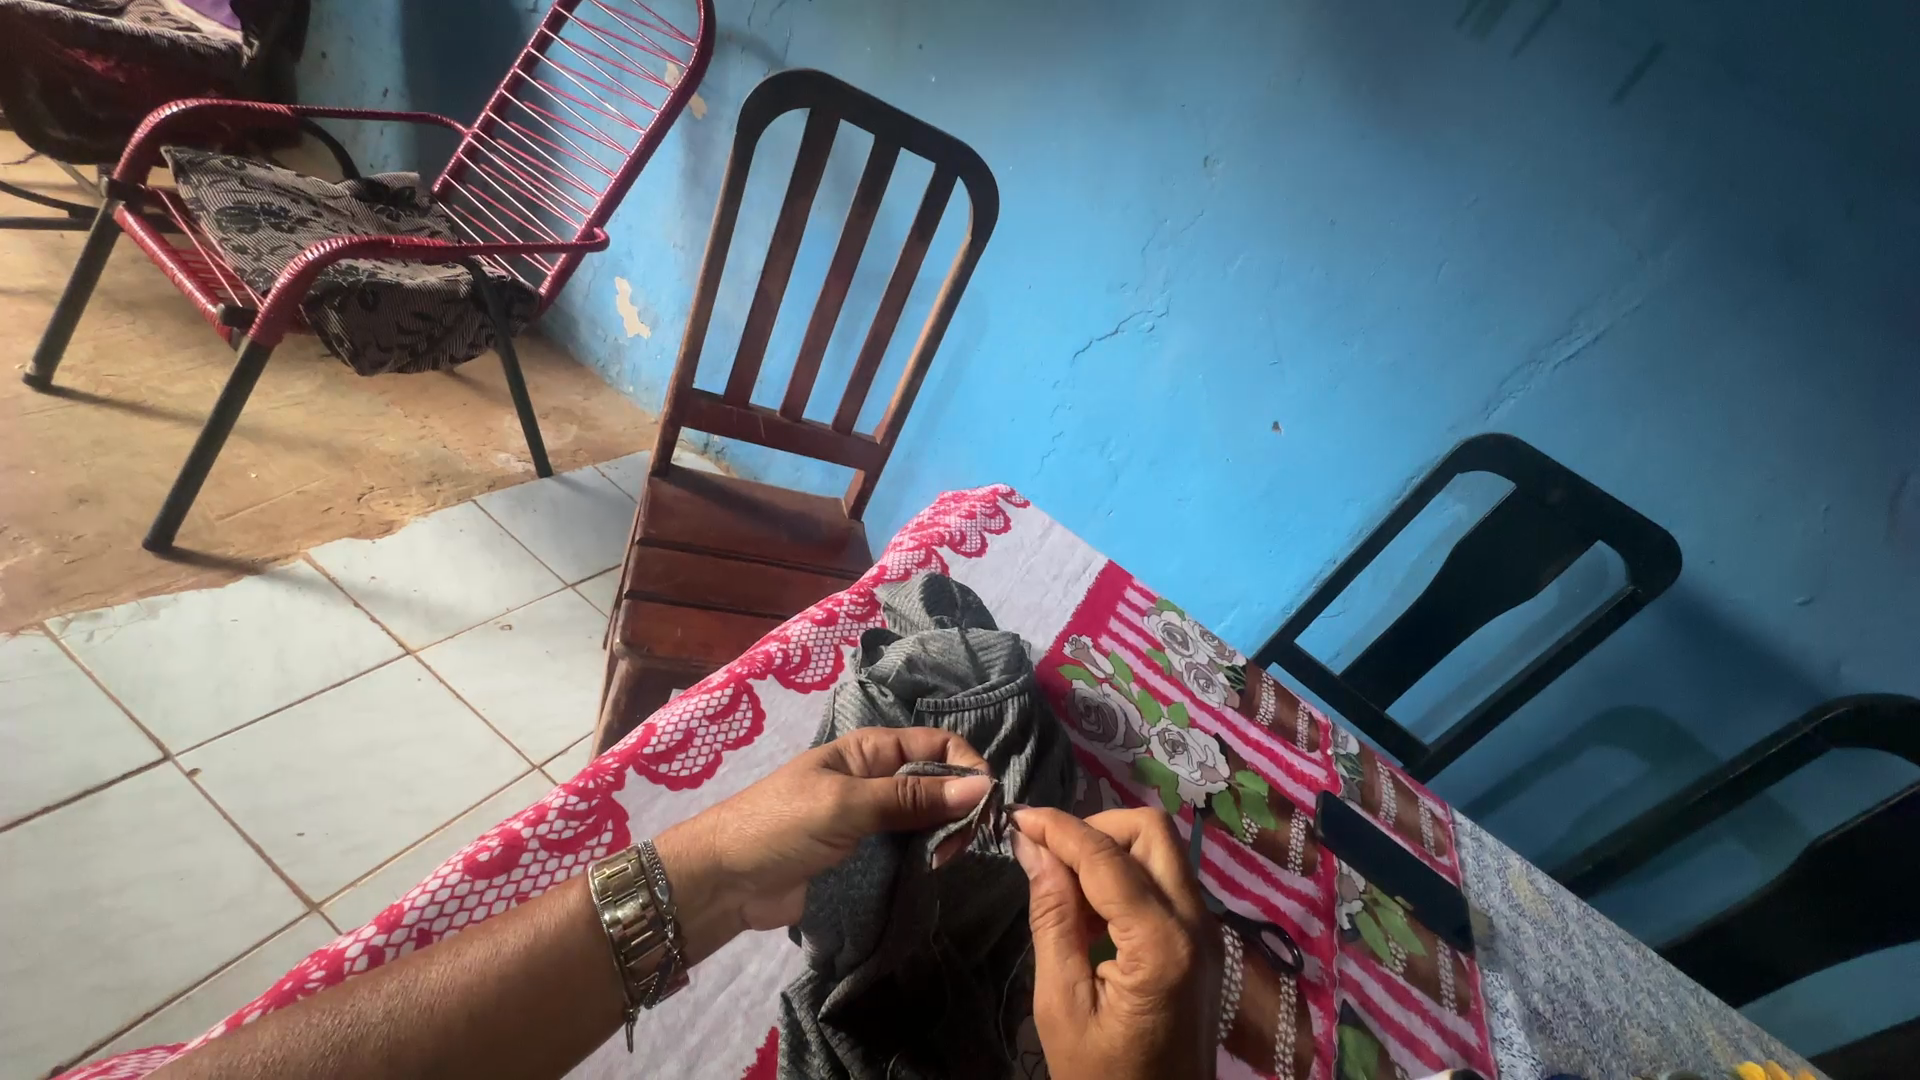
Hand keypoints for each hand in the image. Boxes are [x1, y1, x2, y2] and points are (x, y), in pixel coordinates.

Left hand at [652, 727, 990, 962]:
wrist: (725, 882)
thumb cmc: (781, 824)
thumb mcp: (847, 804)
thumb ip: (911, 797)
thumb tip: (980, 787)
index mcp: (872, 749)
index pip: (938, 744)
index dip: (967, 766)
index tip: (986, 803)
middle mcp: (880, 778)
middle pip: (940, 781)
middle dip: (960, 805)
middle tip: (963, 843)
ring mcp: (874, 818)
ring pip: (930, 817)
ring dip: (946, 834)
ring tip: (944, 861)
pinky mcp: (868, 855)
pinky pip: (911, 848)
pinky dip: (928, 856)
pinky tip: (933, 871)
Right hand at [1014, 806, 1219, 1079]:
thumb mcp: (1060, 1005)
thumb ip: (1052, 916)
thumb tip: (1033, 846)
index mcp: (1161, 945)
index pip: (1105, 856)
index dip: (1058, 828)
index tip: (1017, 816)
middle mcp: (1196, 924)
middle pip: (1150, 831)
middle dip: (1096, 827)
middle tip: (1052, 854)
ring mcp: (1207, 932)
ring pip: (1161, 849)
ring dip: (1111, 848)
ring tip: (1067, 887)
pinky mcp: (1204, 942)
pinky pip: (1165, 879)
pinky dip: (1126, 873)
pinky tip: (1093, 910)